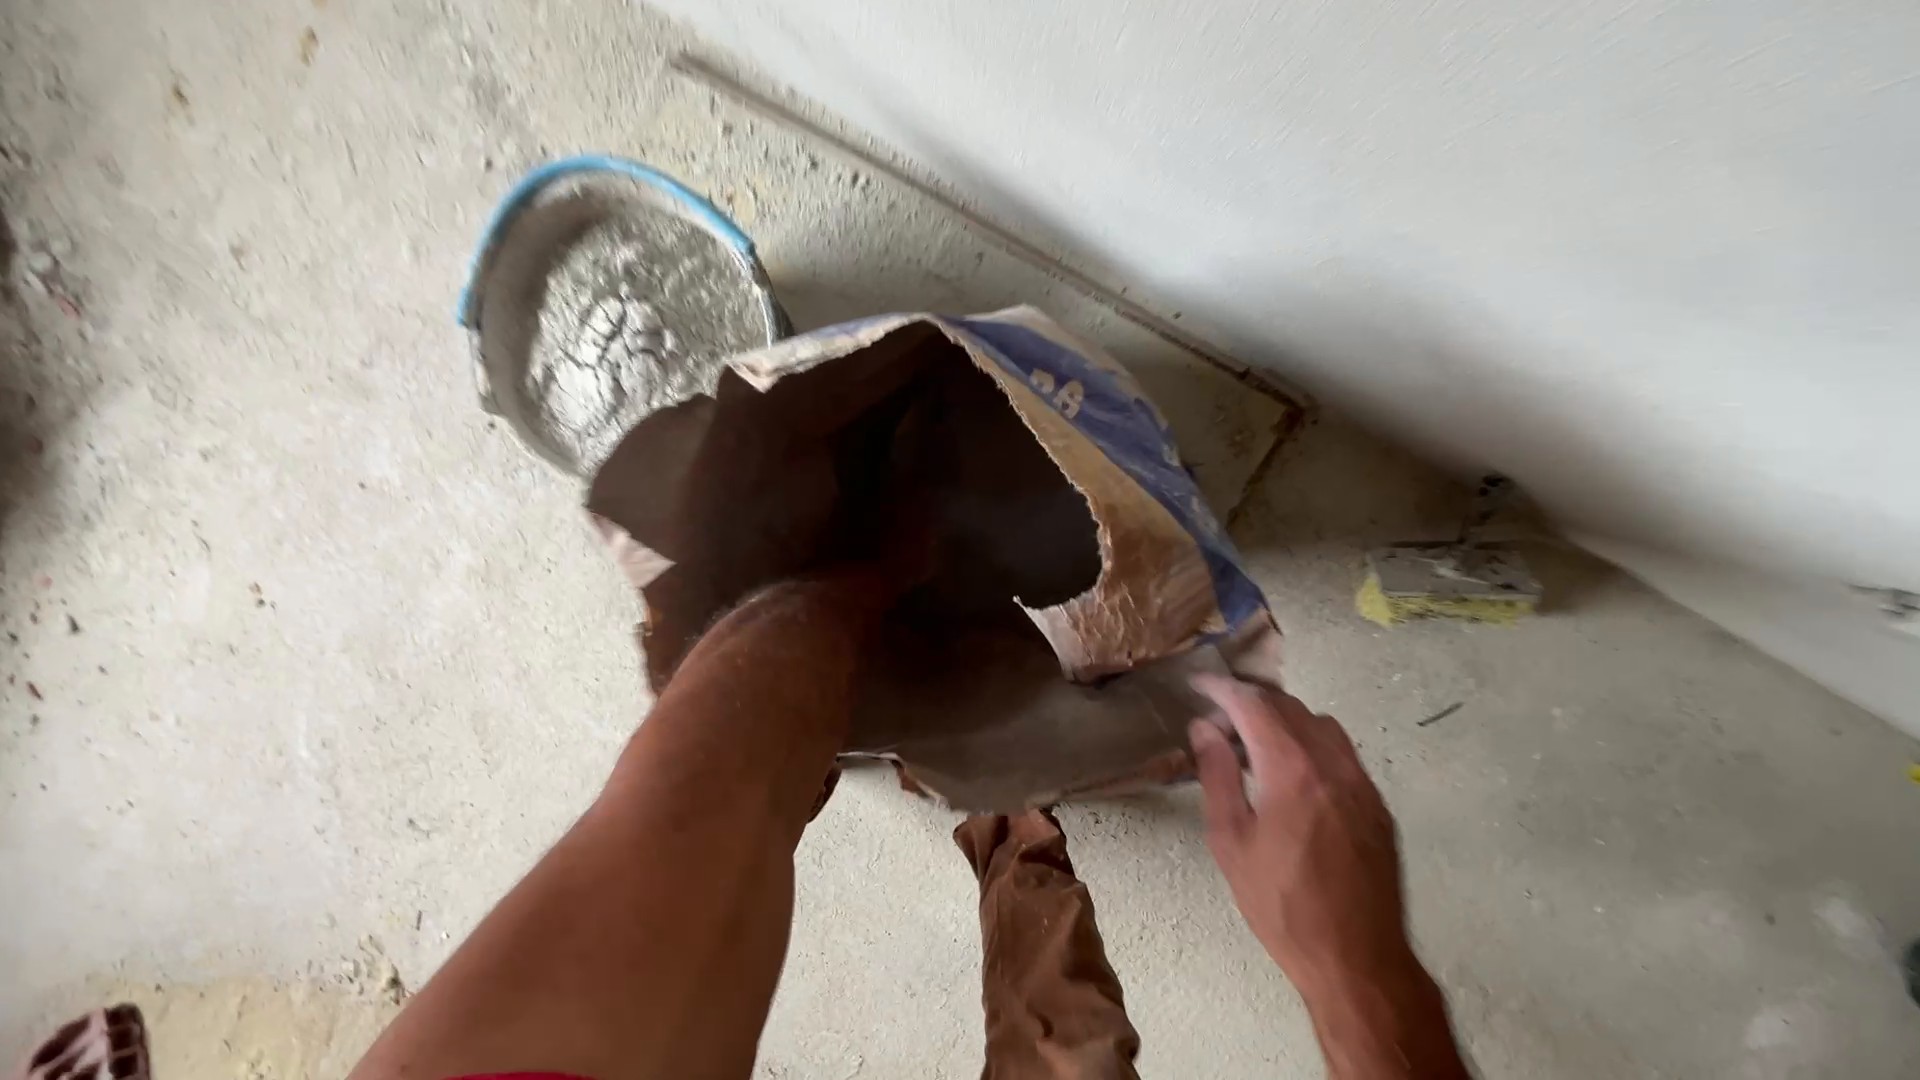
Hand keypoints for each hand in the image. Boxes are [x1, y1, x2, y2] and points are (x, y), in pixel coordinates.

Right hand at [1187, 675, 1412, 994]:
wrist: (1356, 958)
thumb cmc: (1279, 903)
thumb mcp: (1230, 840)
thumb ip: (1216, 774)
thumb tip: (1204, 728)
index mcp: (1290, 769)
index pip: (1252, 705)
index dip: (1221, 688)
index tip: (1198, 683)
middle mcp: (1331, 763)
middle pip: (1287, 706)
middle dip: (1248, 701)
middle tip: (1217, 723)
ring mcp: (1361, 782)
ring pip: (1319, 723)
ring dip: (1282, 719)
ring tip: (1254, 745)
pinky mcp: (1377, 803)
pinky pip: (1342, 751)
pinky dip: (1310, 742)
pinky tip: (1292, 774)